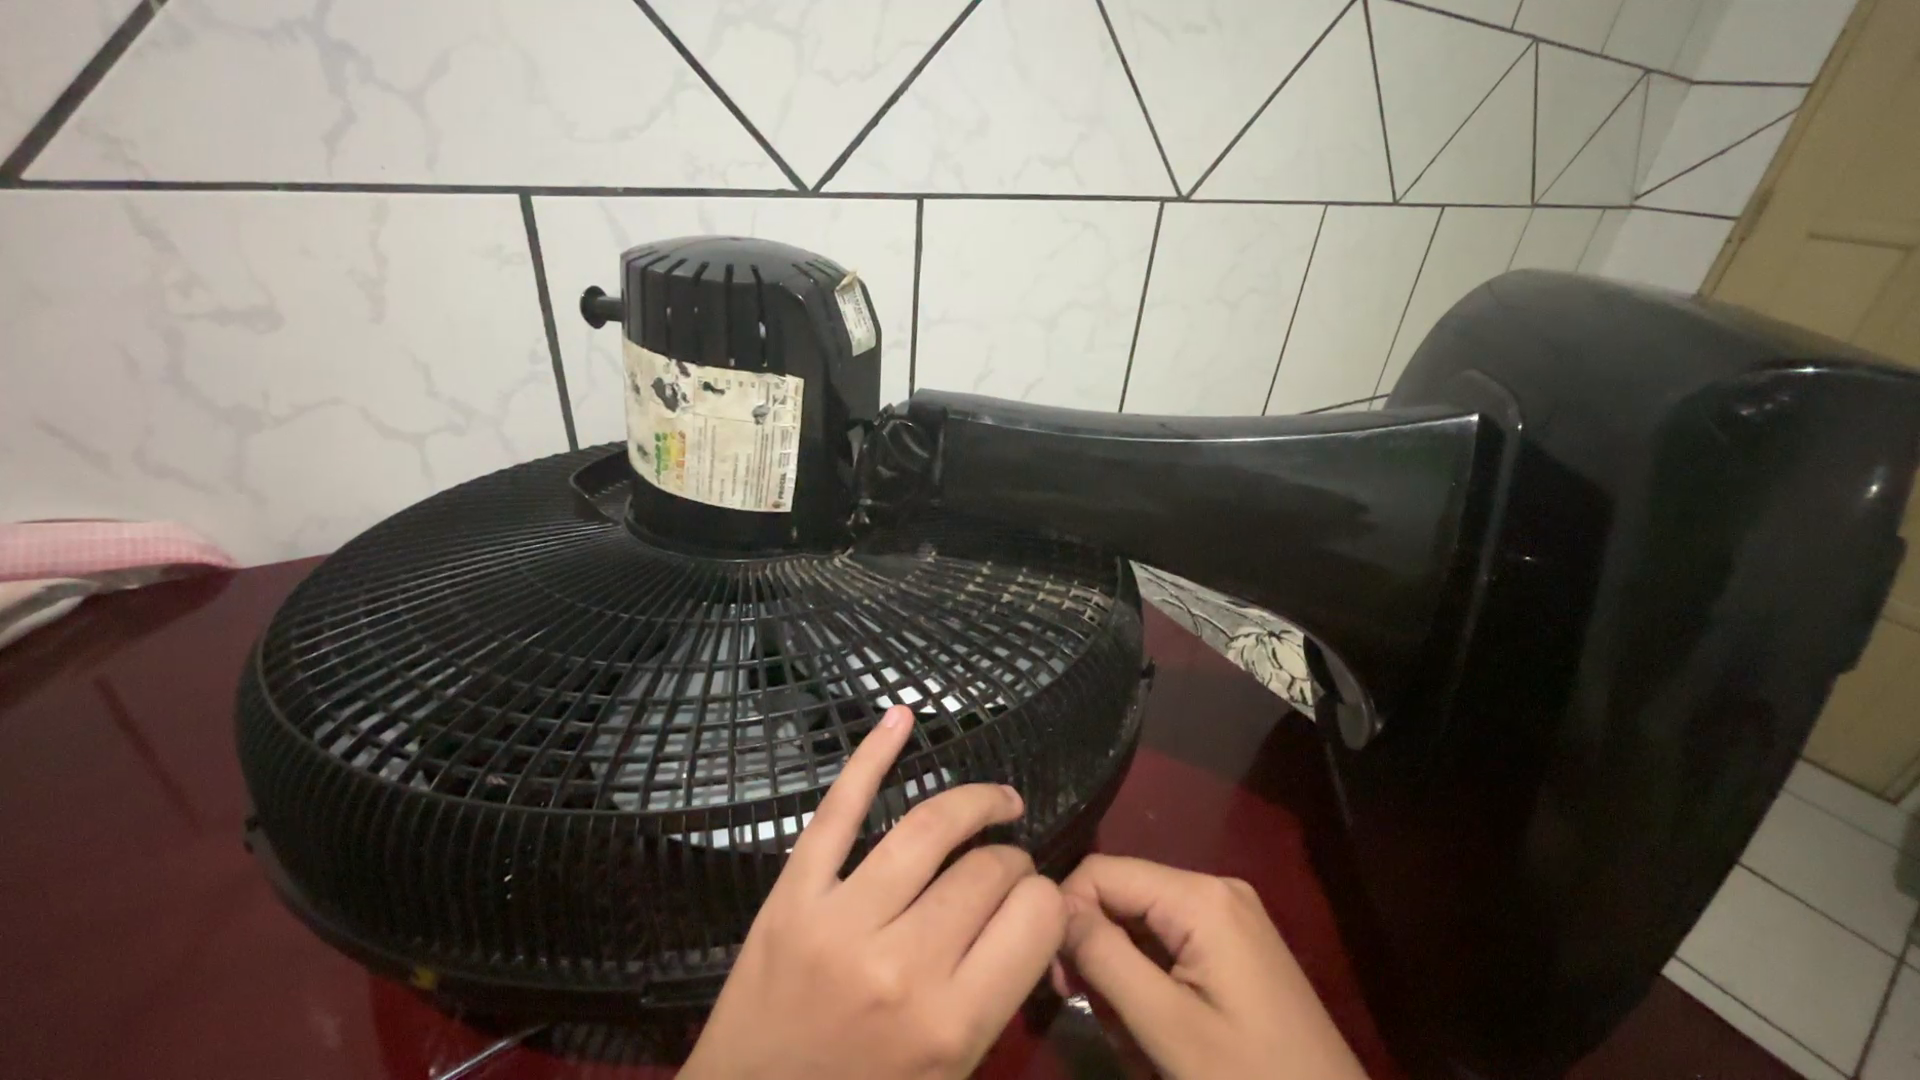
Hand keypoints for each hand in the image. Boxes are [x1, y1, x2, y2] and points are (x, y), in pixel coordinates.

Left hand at [681, 705, 1066, 1078]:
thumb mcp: (951, 1073)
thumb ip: (998, 995)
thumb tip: (1033, 915)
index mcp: (951, 1023)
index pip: (1036, 917)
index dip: (1047, 899)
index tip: (1033, 903)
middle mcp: (902, 966)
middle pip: (988, 869)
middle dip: (1012, 859)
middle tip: (1005, 868)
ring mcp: (840, 921)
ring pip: (928, 829)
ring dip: (973, 803)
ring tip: (994, 802)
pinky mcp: (792, 894)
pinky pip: (837, 811)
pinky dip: (871, 757)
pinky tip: (900, 720)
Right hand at [1056, 855, 1368, 1079]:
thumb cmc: (1251, 1079)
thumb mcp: (1168, 1026)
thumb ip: (1104, 957)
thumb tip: (1050, 905)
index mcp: (1200, 896)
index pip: (1101, 871)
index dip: (1067, 915)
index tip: (1058, 980)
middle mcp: (1214, 889)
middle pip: (1121, 897)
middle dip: (1099, 953)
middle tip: (1100, 1018)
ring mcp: (1229, 916)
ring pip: (1140, 924)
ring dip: (1122, 977)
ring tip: (1137, 1039)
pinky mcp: (1234, 945)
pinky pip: (1169, 944)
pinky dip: (1150, 982)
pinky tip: (1157, 1030)